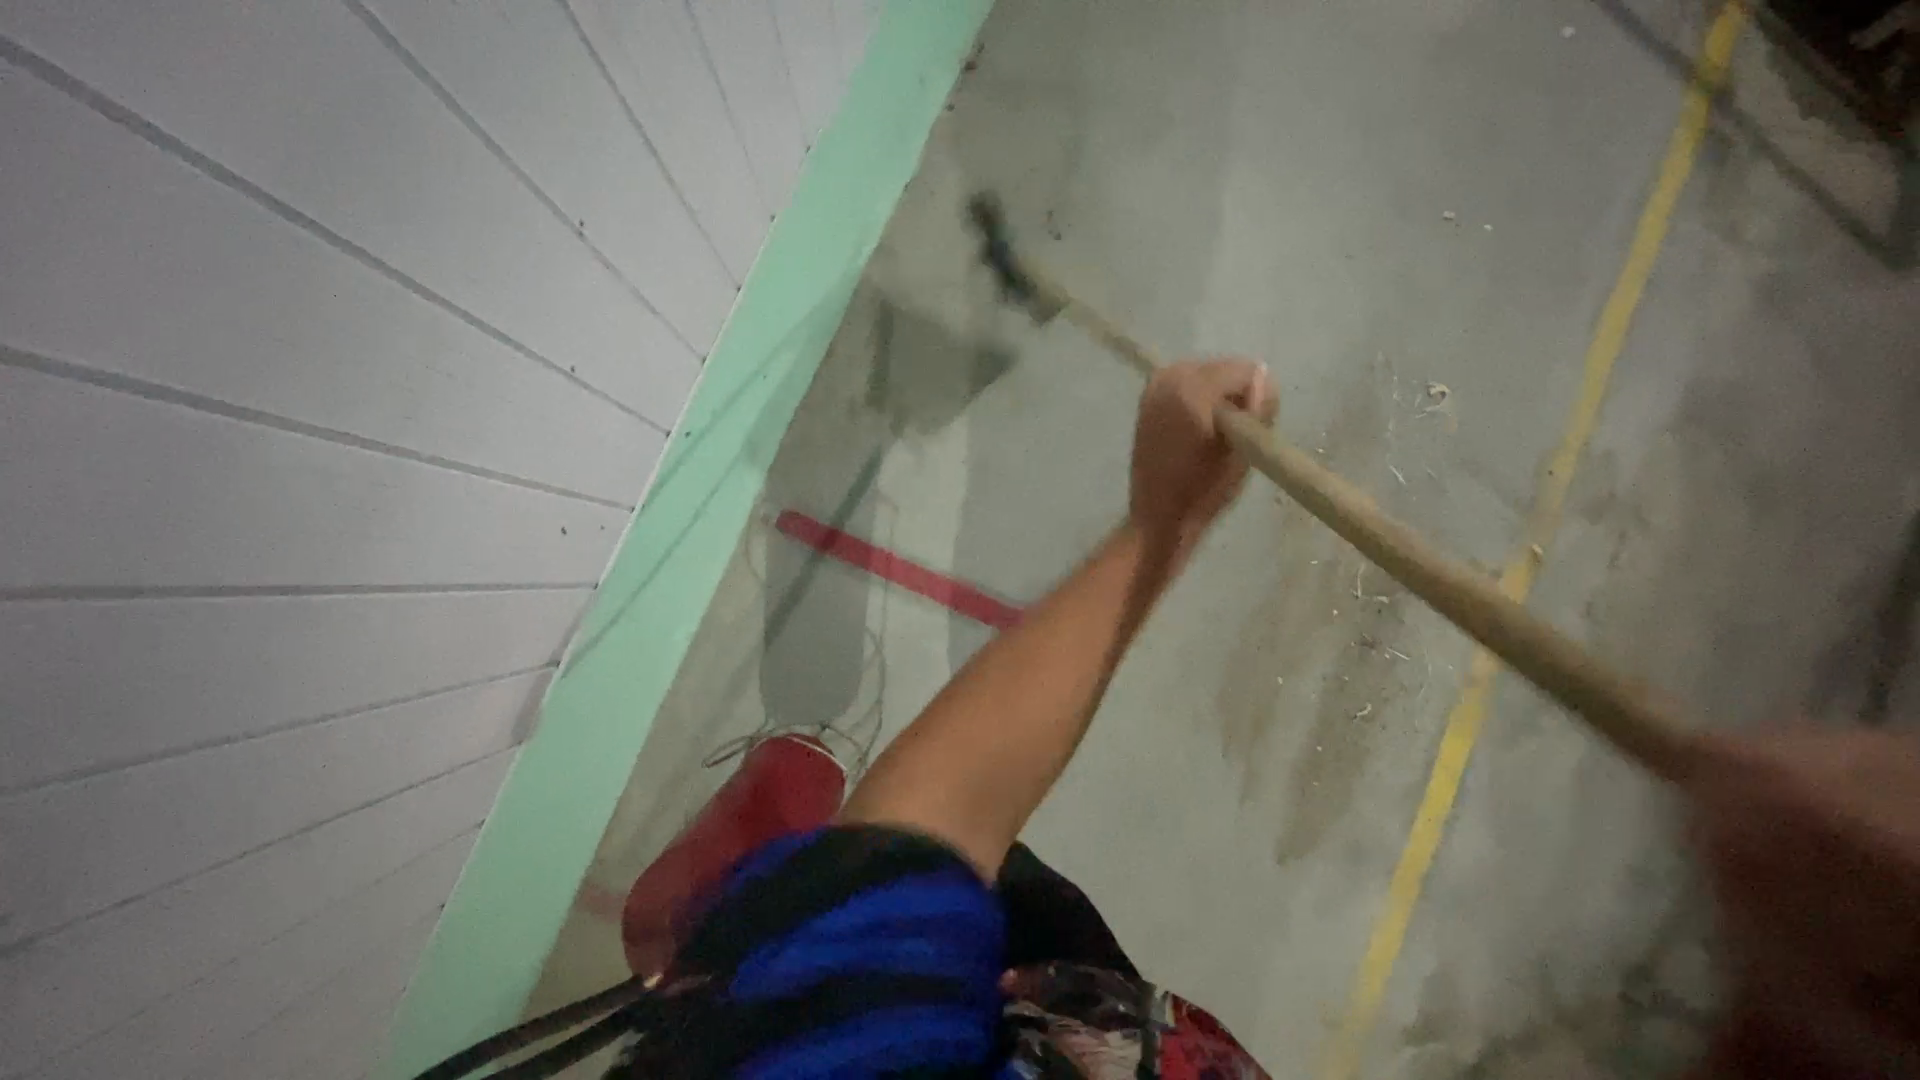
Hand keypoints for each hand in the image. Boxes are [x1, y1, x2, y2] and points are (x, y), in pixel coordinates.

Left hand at [1128, 358, 1275, 557]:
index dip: (1256, 398)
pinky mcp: (1147, 400)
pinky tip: (1199, 430)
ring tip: (1216, 434)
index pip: (1244, 371)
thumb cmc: (1203, 490)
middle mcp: (1169, 378)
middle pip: (1223, 368)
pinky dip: (1198, 399)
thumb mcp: (1242, 452)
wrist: (1158, 515)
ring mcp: (1154, 388)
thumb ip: (1257, 409)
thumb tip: (1264, 375)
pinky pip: (1186, 385)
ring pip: (1205, 375)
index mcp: (1192, 389)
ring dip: (1218, 396)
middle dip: (1236, 394)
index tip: (1251, 429)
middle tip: (1235, 433)